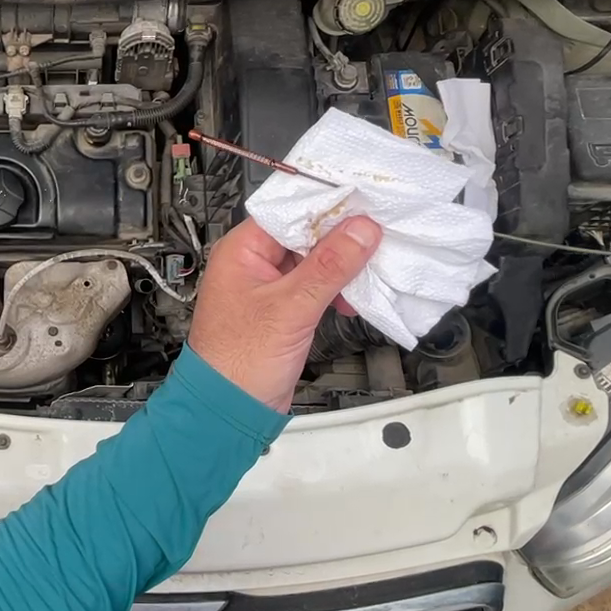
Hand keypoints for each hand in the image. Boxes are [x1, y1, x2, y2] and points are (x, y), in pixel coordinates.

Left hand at [186, 216, 381, 411]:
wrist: (228, 409)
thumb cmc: (239, 361)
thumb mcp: (290, 308)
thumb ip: (328, 267)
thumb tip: (361, 229)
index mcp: (240, 251)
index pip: (287, 211)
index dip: (326, 205)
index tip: (366, 201)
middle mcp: (251, 263)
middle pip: (303, 234)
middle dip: (340, 237)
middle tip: (381, 233)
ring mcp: (267, 287)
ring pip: (312, 261)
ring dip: (341, 265)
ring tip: (374, 267)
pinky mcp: (281, 310)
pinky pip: (313, 286)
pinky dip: (335, 288)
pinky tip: (355, 297)